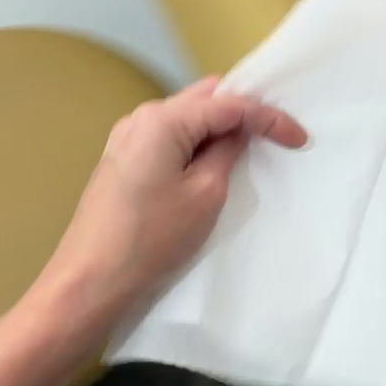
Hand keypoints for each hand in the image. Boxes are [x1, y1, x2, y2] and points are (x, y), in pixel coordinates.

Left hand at [34, 77, 308, 335]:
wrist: (85, 287)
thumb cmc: (150, 240)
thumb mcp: (206, 193)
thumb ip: (229, 151)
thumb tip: (240, 133)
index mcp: (164, 119)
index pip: (231, 105)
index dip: (271, 118)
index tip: (300, 139)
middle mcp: (143, 117)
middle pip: (208, 98)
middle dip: (244, 112)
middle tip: (276, 134)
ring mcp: (127, 136)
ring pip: (189, 114)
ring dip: (220, 126)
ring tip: (251, 145)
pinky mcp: (122, 158)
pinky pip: (171, 133)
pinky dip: (197, 139)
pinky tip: (213, 157)